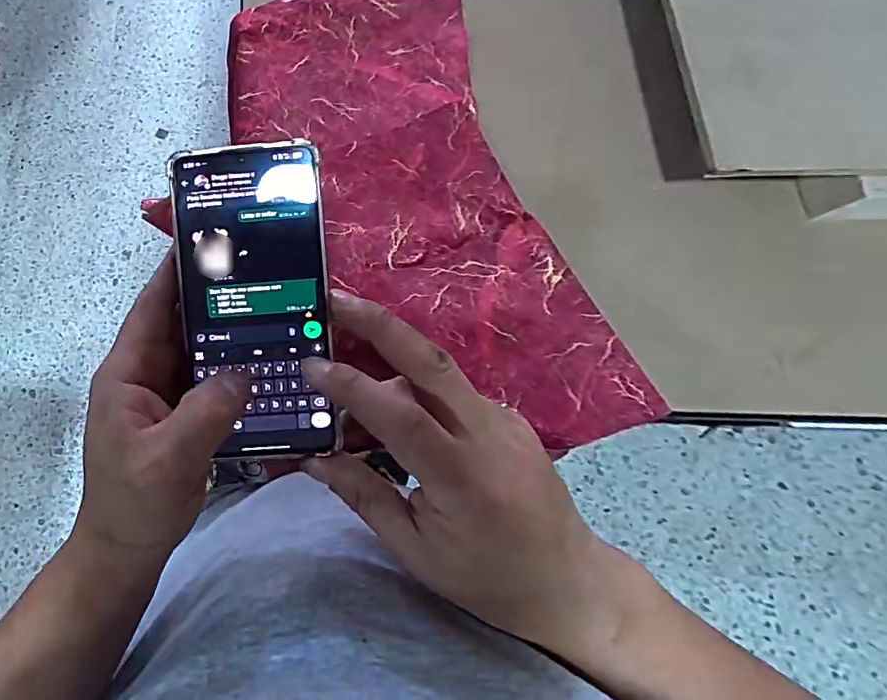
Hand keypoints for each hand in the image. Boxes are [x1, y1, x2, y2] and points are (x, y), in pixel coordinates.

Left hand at [73, 253, 250, 563]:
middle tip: (247, 271)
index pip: (148, 311)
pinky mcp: (176, 416)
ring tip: (261, 305)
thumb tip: (244, 372)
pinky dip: (225, 368)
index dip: (170, 276)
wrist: (124, 551)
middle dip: (205, 299)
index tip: (198, 243)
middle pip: (173, 325)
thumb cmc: (134, 502)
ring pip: (190, 352)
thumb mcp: (169, 458)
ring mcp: (159, 396)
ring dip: (219, 333)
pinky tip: (257, 359)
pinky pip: (202, 381)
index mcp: (125, 372)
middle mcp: (140, 375)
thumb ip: (206, 412)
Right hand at [300, 290, 642, 663]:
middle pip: (430, 362)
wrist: (575, 587)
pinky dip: (408, 383)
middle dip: (379, 323)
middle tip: (334, 299)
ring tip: (342, 359)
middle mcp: (489, 436)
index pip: (401, 416)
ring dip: (386, 353)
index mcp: (464, 478)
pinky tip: (386, 399)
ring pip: (435, 370)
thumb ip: (362, 494)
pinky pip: (448, 388)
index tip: (311, 366)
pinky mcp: (507, 416)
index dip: (352, 386)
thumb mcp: (415, 550)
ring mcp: (503, 420)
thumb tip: (311, 457)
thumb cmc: (489, 580)